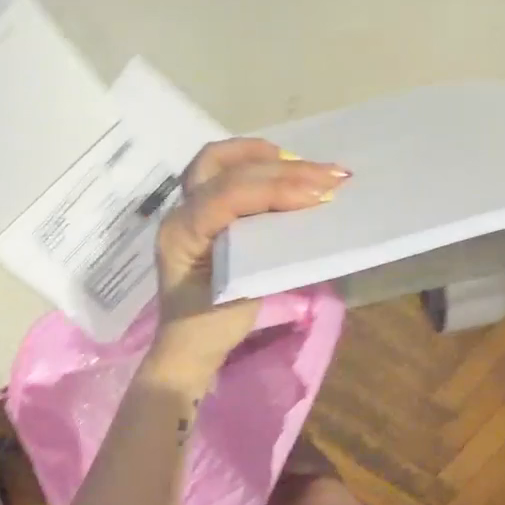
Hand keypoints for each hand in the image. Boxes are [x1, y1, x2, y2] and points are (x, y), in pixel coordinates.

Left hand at [148, 138, 349, 377]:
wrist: (187, 347)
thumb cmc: (209, 329)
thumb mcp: (240, 296)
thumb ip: (263, 254)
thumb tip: (301, 218)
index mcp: (181, 234)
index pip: (227, 195)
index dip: (274, 188)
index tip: (318, 194)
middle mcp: (179, 214)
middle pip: (223, 168)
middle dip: (278, 168)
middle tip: (326, 176)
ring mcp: (187, 211)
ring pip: (217, 162)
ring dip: (262, 157)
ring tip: (305, 165)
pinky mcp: (202, 214)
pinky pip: (223, 176)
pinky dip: (255, 167)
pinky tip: (286, 172)